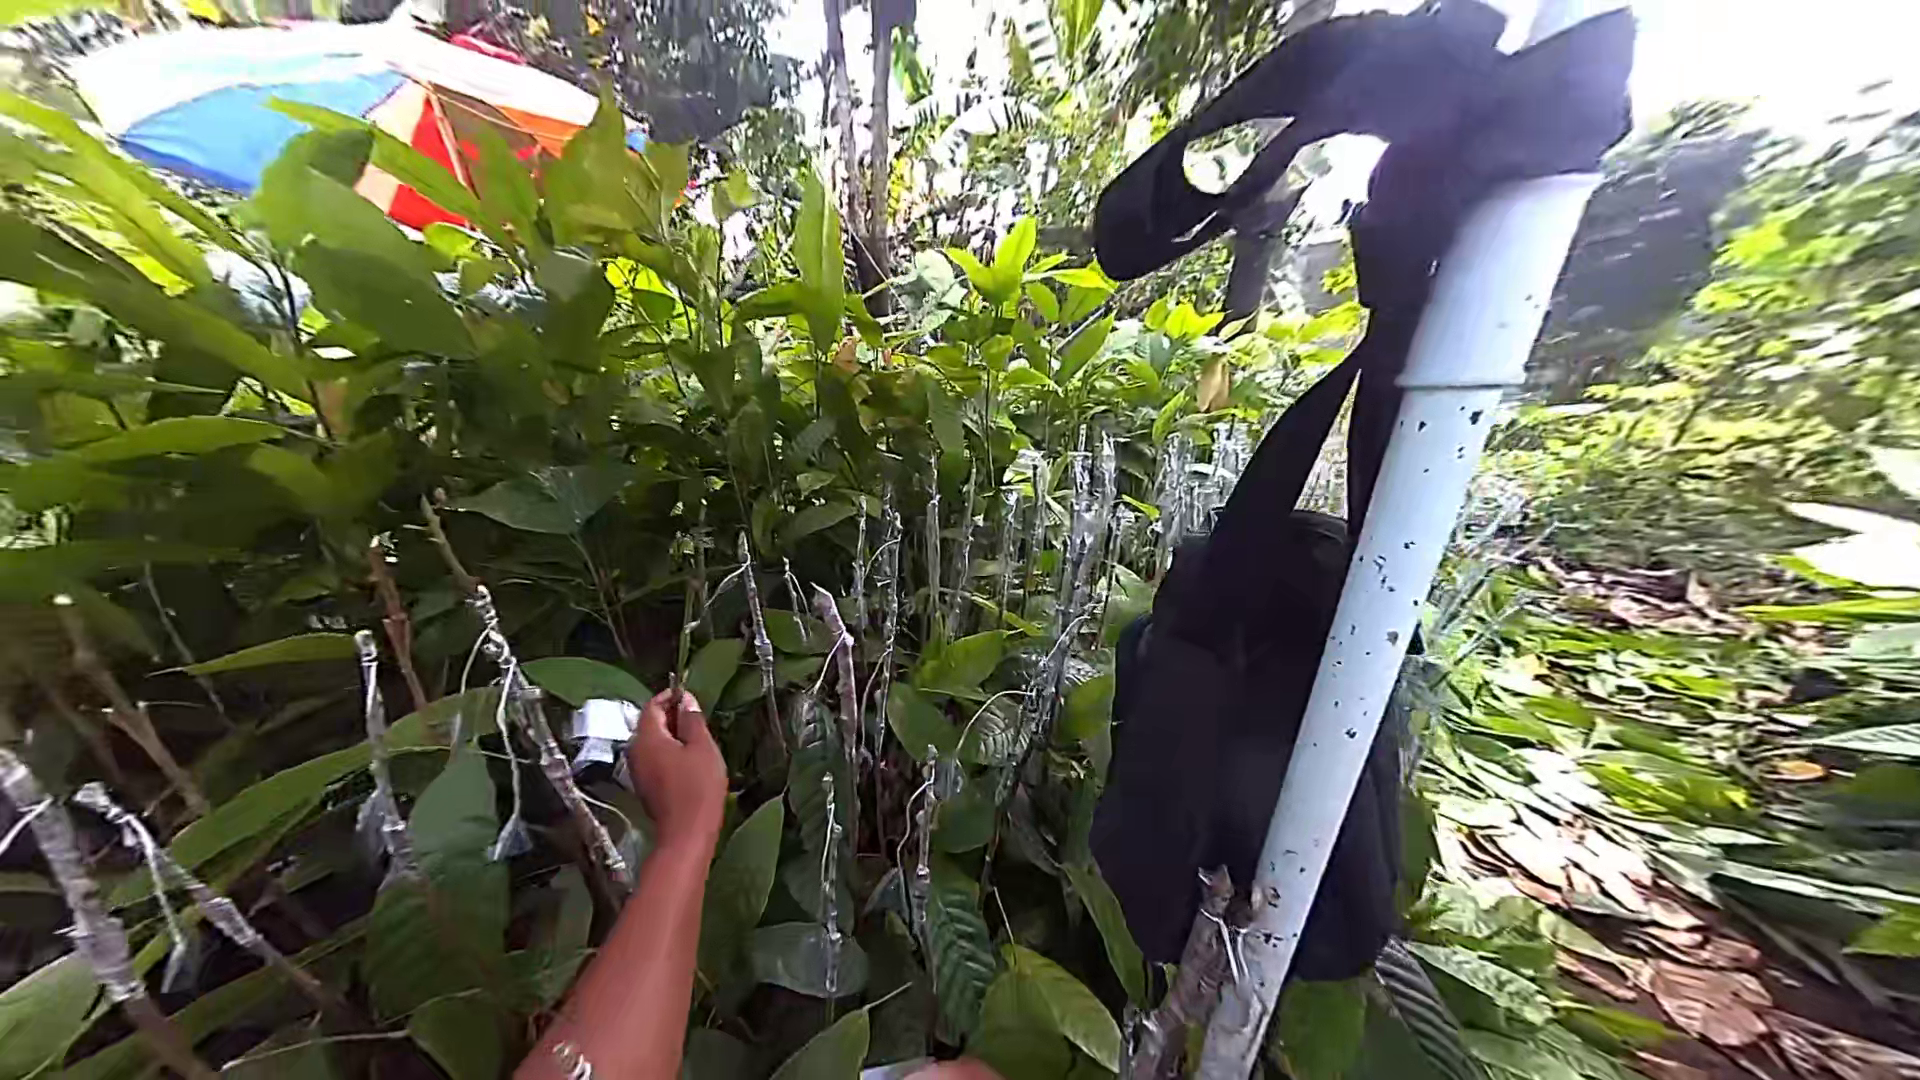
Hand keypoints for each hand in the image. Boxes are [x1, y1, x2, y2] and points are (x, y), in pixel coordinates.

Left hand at [627, 689, 726, 854]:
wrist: (687, 831)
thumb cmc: (698, 784)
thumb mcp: (702, 746)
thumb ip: (692, 720)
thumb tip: (685, 699)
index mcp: (647, 738)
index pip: (652, 706)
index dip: (670, 696)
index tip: (690, 695)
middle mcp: (635, 751)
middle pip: (649, 723)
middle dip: (671, 715)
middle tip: (697, 715)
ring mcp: (637, 770)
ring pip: (652, 741)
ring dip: (671, 733)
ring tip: (697, 735)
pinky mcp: (645, 784)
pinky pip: (654, 756)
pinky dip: (668, 749)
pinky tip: (688, 756)